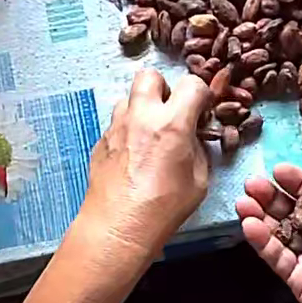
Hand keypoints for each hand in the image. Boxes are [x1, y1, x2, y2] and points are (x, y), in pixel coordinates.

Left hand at [74, 69, 212, 258]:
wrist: (118, 226)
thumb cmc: (163, 208)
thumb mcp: (199, 181)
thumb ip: (198, 151)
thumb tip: (193, 140)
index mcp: (172, 124)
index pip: (192, 84)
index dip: (201, 94)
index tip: (201, 110)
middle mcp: (141, 117)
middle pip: (150, 76)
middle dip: (164, 88)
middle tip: (170, 112)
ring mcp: (116, 127)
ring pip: (129, 98)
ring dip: (142, 108)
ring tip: (150, 133)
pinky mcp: (100, 141)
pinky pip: (116, 123)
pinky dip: (128, 130)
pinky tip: (133, 155)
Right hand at [235, 164, 301, 302]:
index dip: (298, 183)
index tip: (280, 171)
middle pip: (292, 212)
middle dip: (272, 197)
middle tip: (254, 184)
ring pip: (279, 233)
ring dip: (260, 216)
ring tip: (244, 201)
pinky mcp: (299, 279)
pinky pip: (276, 257)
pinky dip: (262, 242)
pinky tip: (251, 225)